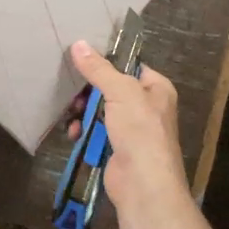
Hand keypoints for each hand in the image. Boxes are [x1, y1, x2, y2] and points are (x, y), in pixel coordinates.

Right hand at [67, 40, 186, 208]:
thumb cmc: (140, 130)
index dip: (107, 62)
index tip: (81, 57)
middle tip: (71, 90)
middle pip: (111, 88)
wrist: (143, 184)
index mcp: (157, 89)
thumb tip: (79, 44)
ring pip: (101, 110)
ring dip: (83, 111)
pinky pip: (96, 131)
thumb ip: (99, 69)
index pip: (130, 66)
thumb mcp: (120, 91)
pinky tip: (72, 132)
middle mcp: (147, 107)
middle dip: (89, 90)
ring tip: (70, 112)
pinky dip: (83, 129)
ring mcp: (132, 130)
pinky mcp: (117, 148)